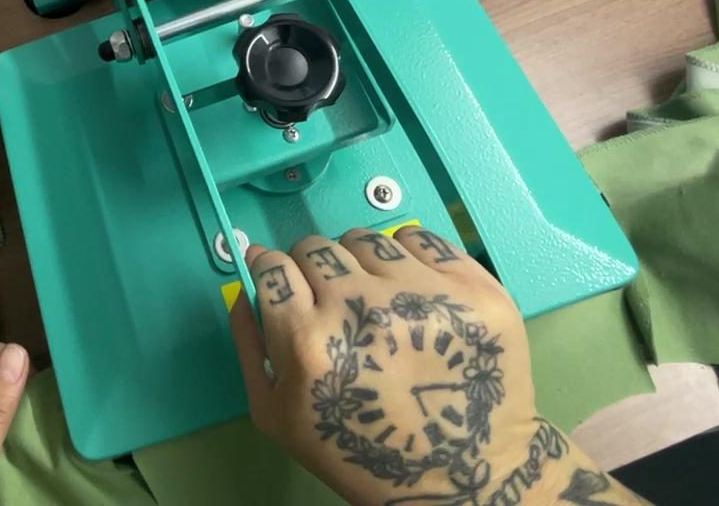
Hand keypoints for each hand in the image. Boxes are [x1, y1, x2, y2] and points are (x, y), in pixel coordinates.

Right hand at [230, 226, 646, 505]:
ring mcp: (422, 296)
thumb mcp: (278, 416)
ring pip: (364, 239)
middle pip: (314, 248)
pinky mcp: (471, 291)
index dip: (273, 274)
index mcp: (309, 344)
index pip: (272, 267)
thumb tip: (246, 275)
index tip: (285, 285)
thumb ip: (248, 342)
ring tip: (376, 299)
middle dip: (313, 270)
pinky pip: (419, 237)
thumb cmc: (362, 454)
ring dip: (359, 262)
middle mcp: (362, 310)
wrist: (468, 483)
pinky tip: (412, 290)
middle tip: (334, 303)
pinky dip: (408, 255)